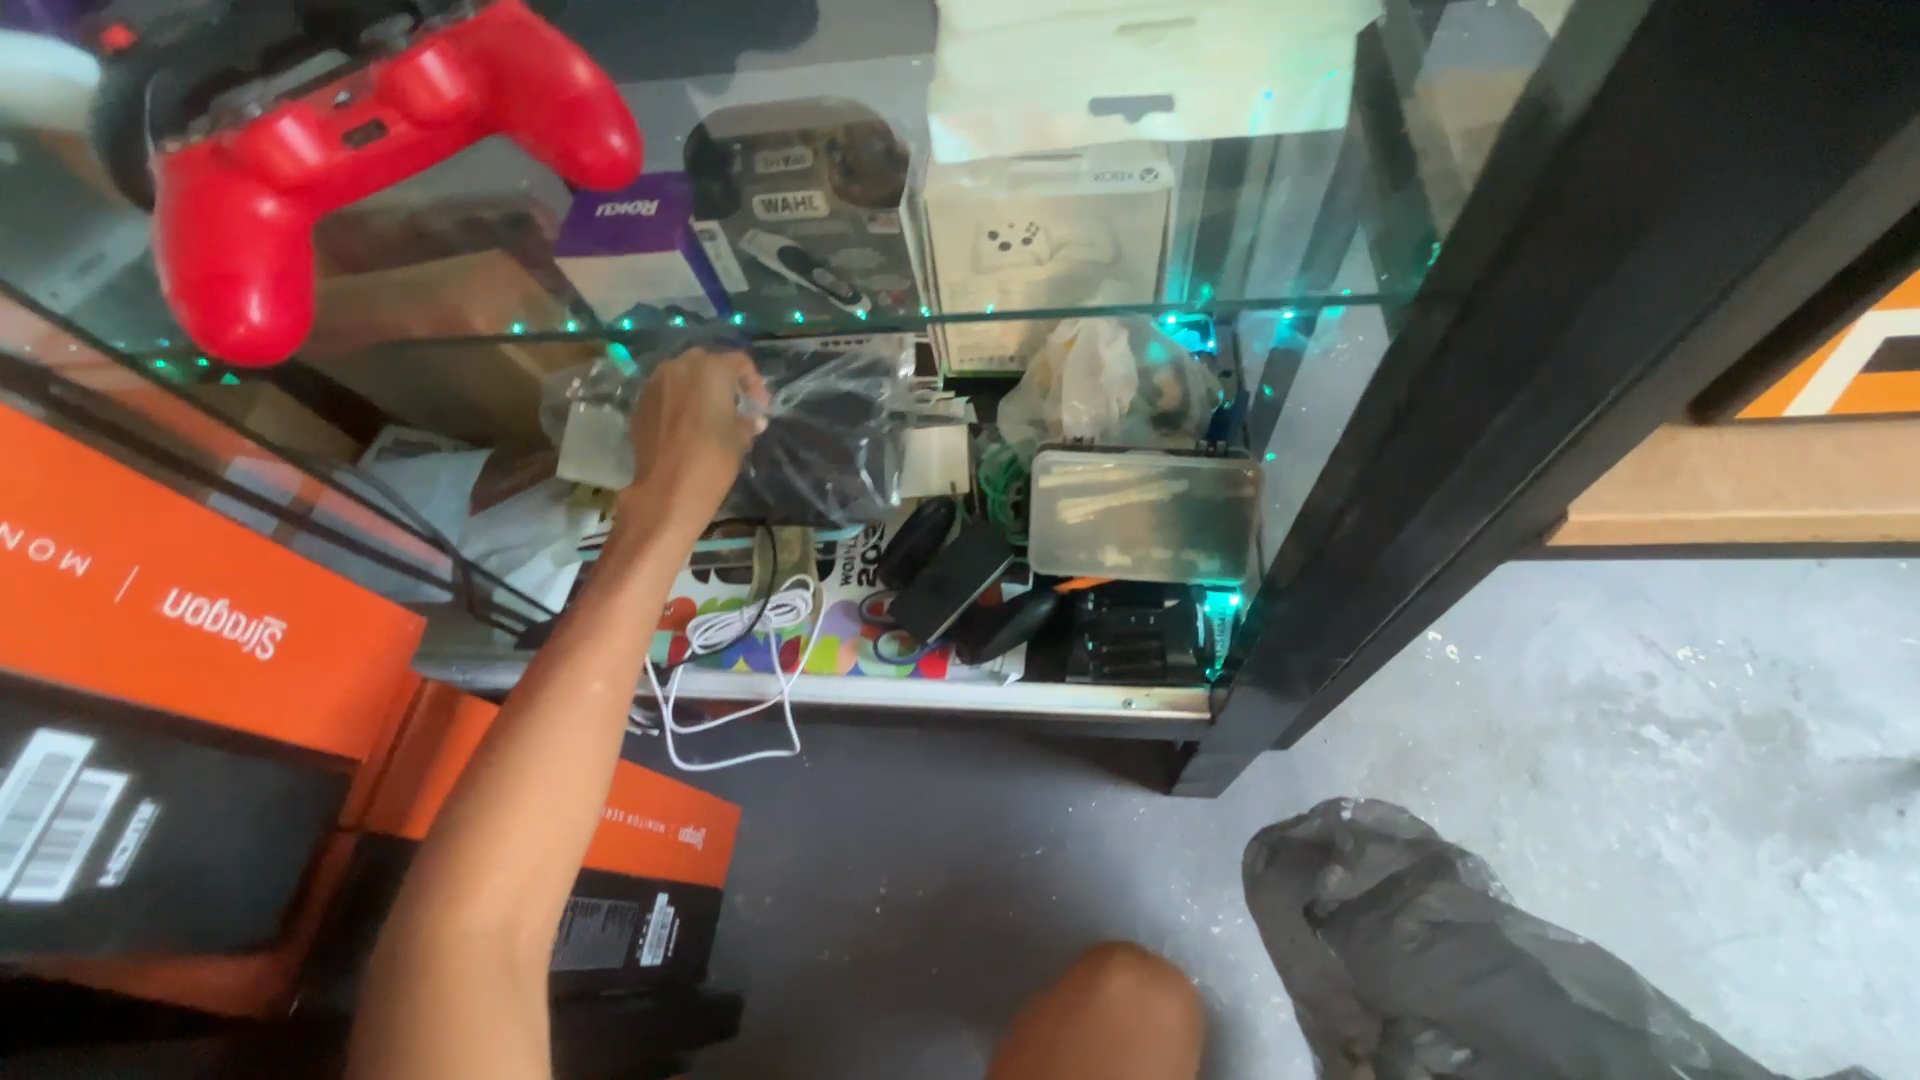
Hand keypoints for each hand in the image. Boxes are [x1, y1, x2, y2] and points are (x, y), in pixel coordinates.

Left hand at [622, 346, 767, 536]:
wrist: (667, 488)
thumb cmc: (713, 458)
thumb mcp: (740, 438)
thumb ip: (748, 421)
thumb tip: (754, 419)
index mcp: (712, 369)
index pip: (740, 362)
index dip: (754, 383)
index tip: (759, 407)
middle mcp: (680, 366)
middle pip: (708, 363)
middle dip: (724, 381)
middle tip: (734, 405)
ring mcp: (656, 383)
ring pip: (683, 376)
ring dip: (698, 390)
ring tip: (708, 415)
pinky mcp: (641, 402)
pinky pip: (666, 393)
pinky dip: (679, 402)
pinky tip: (686, 425)